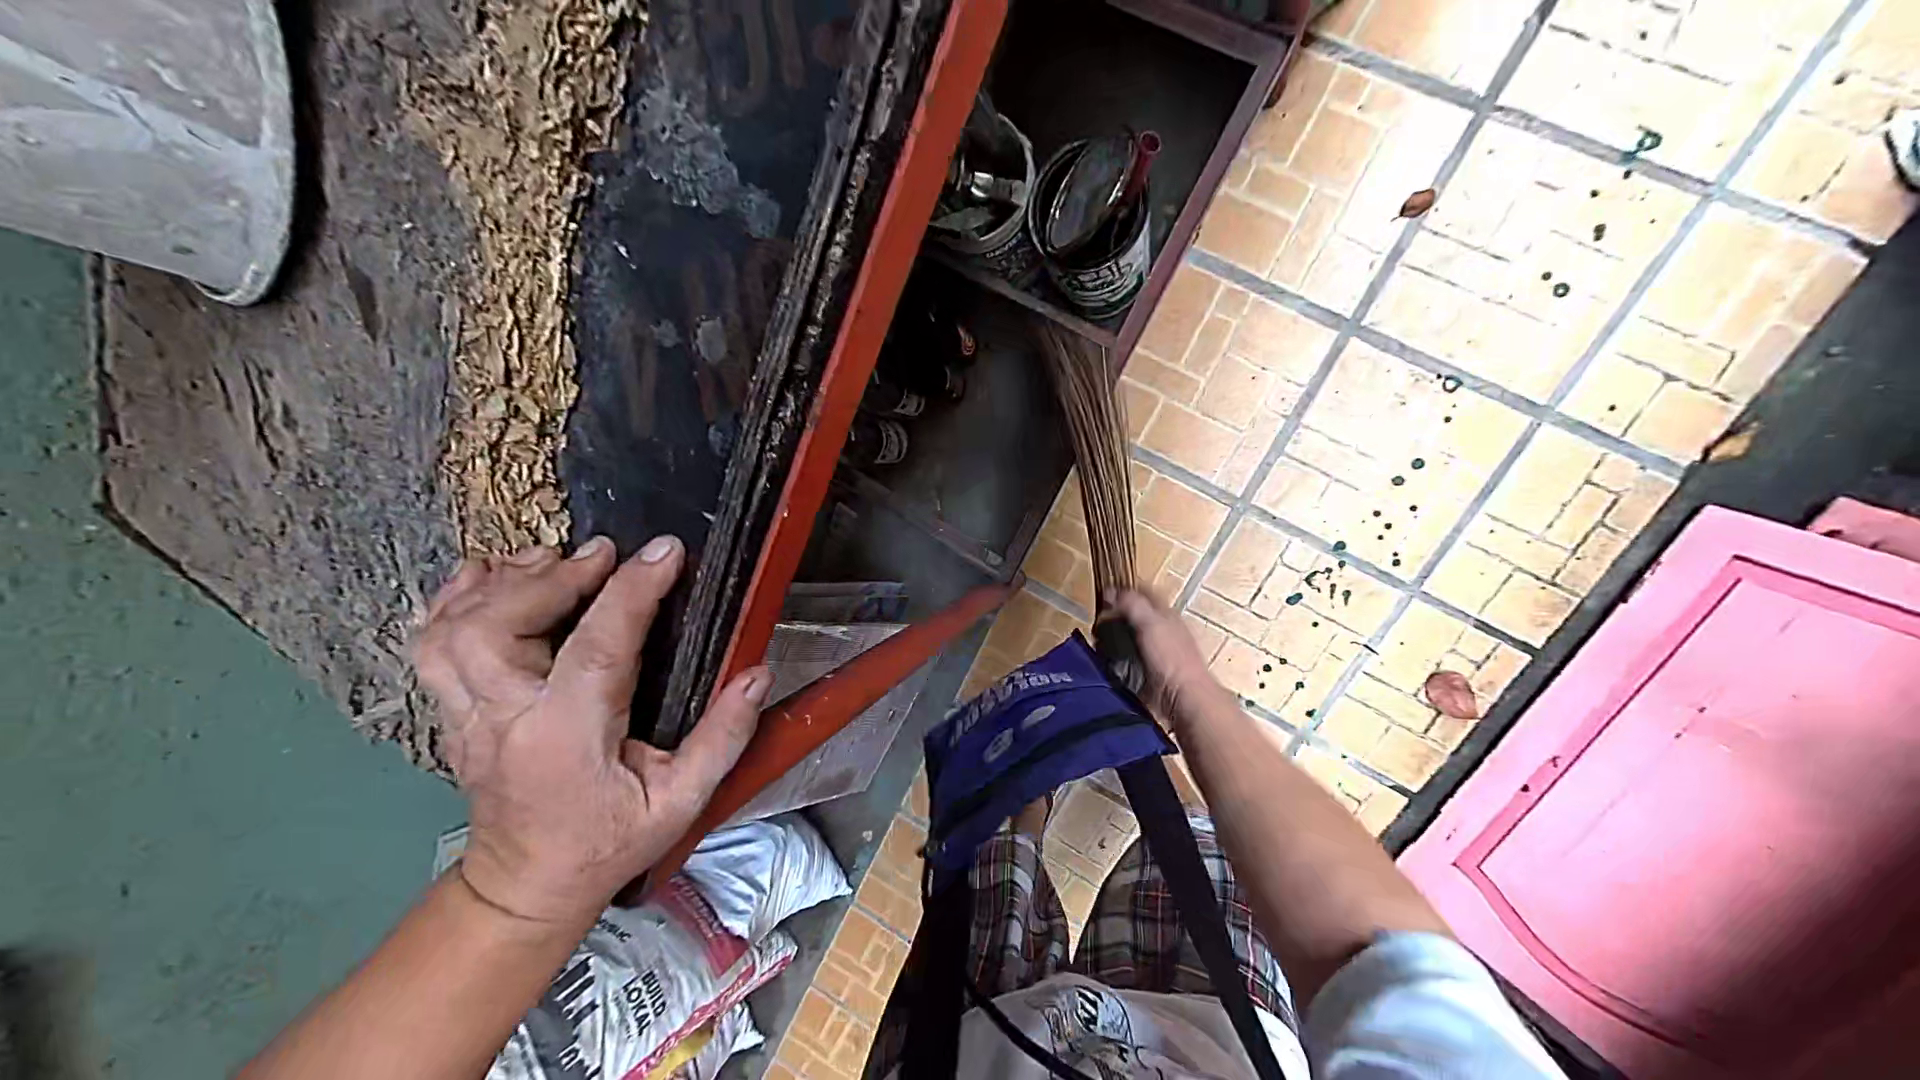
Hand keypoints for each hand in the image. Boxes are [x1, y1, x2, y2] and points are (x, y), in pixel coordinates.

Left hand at [415, 535, 771, 925]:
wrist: (526, 886)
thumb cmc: (610, 842)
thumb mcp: (683, 800)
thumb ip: (723, 736)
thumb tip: (756, 674)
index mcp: (567, 739)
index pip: (595, 648)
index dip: (631, 592)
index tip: (664, 552)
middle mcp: (503, 721)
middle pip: (498, 626)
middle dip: (552, 578)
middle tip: (602, 555)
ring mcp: (466, 716)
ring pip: (452, 629)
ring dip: (500, 583)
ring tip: (550, 559)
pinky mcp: (452, 712)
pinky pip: (431, 643)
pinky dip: (456, 598)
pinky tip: (492, 576)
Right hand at [1107, 588, 1234, 735]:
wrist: (1181, 699)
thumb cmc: (1171, 658)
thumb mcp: (1150, 623)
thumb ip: (1131, 604)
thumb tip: (1111, 591)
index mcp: (1165, 614)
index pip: (1143, 592)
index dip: (1125, 590)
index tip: (1105, 594)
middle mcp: (1160, 630)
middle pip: (1132, 615)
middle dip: (1113, 616)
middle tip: (1097, 620)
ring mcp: (1153, 652)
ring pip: (1126, 637)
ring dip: (1111, 638)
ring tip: (1097, 641)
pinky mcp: (1145, 671)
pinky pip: (1124, 659)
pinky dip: (1112, 658)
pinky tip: (1104, 660)